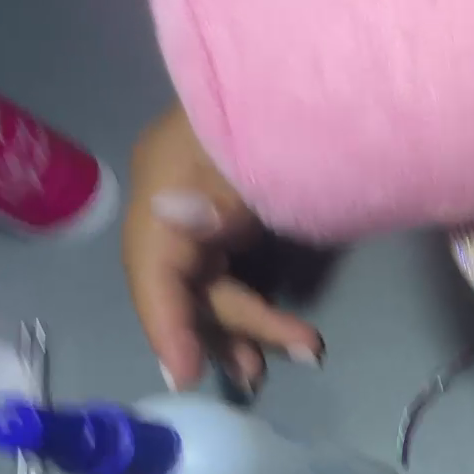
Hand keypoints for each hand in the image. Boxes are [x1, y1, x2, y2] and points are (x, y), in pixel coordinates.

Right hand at [123, 104, 321, 392]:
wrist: (317, 98)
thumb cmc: (283, 127)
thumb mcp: (249, 161)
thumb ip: (218, 201)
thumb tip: (177, 220)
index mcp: (169, 192)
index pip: (156, 271)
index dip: (167, 324)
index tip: (182, 374)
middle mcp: (178, 209)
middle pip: (190, 286)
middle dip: (232, 330)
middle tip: (284, 363)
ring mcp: (207, 217)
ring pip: (210, 287)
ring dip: (241, 331)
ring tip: (262, 373)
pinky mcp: (236, 224)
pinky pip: (230, 276)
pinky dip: (249, 309)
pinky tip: (269, 342)